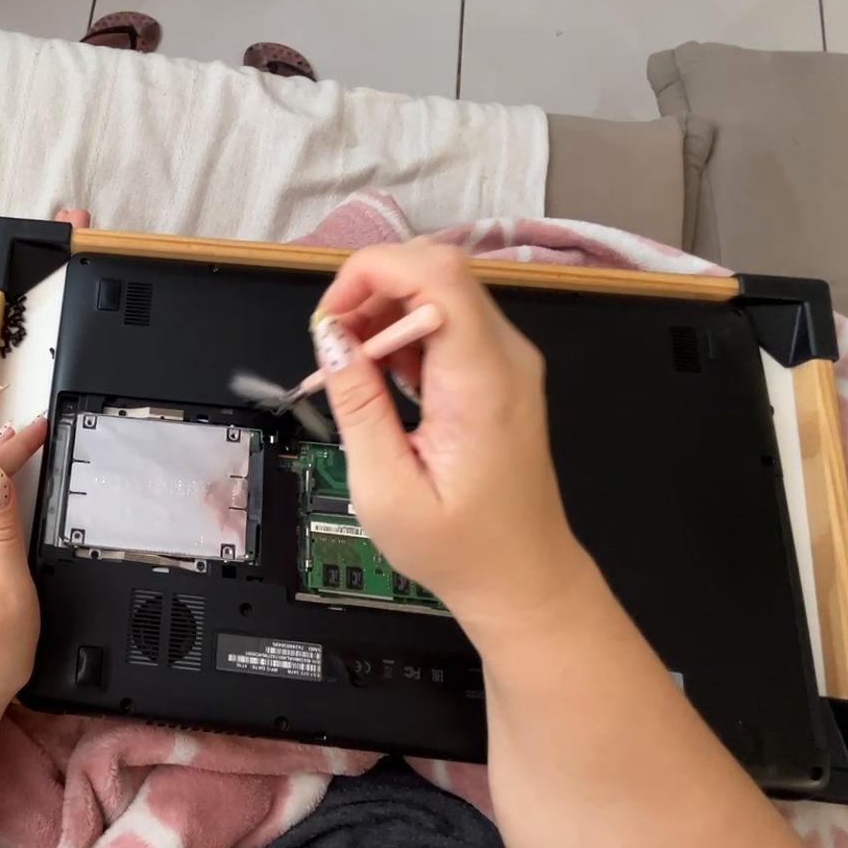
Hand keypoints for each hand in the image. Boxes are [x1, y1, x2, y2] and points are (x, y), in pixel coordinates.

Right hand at [312, 242, 595, 633]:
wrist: (521, 576)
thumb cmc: (456, 546)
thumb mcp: (385, 487)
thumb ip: (357, 405)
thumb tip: (330, 338)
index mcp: (481, 383)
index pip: (436, 275)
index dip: (371, 273)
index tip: (326, 322)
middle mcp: (504, 356)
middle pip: (435, 272)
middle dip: (368, 292)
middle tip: (330, 348)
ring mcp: (504, 360)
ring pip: (436, 290)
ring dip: (378, 315)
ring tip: (349, 372)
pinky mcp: (494, 370)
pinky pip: (443, 322)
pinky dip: (397, 335)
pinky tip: (379, 379)